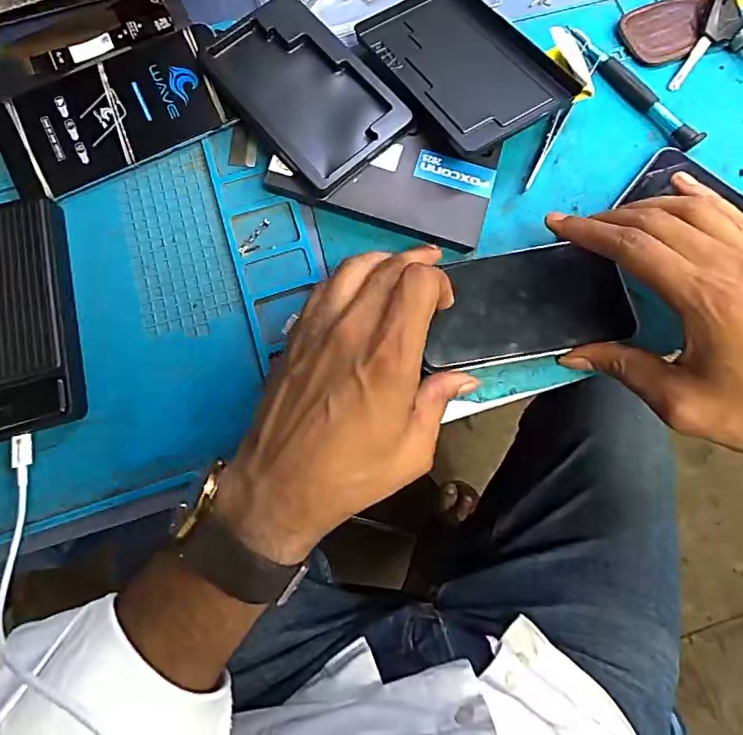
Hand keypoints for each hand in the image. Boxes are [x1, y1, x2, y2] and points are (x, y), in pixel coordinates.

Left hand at [213, 248, 478, 564]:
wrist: (279, 483)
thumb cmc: (350, 474)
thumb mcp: (411, 452)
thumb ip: (438, 403)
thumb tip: (463, 379)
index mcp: (389, 358)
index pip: (416, 284)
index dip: (438, 281)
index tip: (445, 303)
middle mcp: (353, 330)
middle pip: (388, 268)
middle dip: (418, 263)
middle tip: (432, 274)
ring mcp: (319, 327)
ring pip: (353, 267)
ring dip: (383, 260)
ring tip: (400, 266)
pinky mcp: (297, 332)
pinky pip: (325, 285)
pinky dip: (349, 275)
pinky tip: (359, 285)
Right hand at [545, 173, 742, 479]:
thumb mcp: (685, 405)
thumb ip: (626, 369)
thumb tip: (572, 355)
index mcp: (705, 296)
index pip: (634, 246)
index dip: (590, 231)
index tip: (558, 224)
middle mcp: (730, 265)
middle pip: (658, 220)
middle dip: (609, 217)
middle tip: (578, 226)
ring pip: (695, 209)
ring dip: (648, 205)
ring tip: (618, 215)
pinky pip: (732, 215)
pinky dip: (701, 195)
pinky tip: (683, 186)